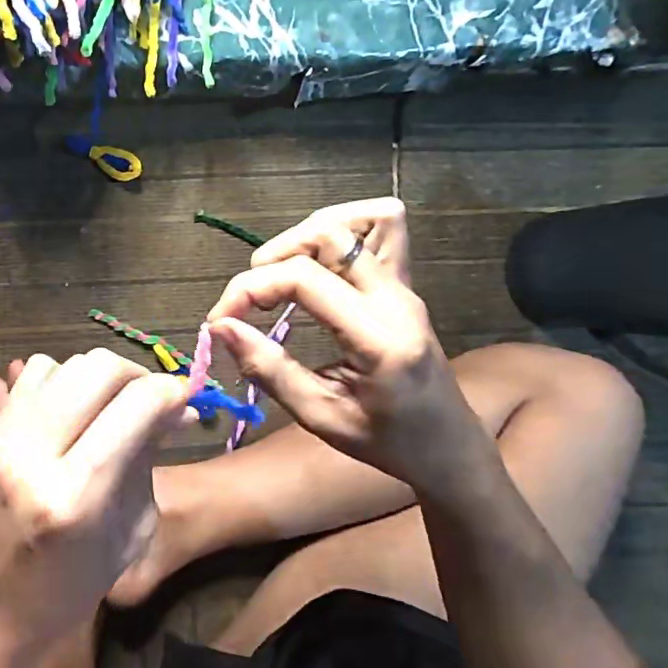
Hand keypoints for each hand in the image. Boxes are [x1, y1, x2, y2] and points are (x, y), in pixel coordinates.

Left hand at [0, 350, 189, 661]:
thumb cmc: (75, 584)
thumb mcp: (132, 526)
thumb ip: (150, 454)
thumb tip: (179, 403)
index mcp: (76, 495)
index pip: (136, 404)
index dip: (170, 392)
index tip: (183, 401)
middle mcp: (34, 454)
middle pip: (98, 367)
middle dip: (137, 376)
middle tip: (150, 401)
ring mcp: (4, 436)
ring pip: (67, 363)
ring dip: (100, 377)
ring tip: (112, 407)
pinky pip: (36, 373)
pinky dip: (65, 379)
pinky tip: (76, 410)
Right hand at [204, 198, 489, 489]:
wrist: (447, 445)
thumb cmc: (386, 441)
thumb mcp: (321, 417)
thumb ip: (269, 369)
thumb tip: (221, 328)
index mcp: (379, 339)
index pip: (304, 278)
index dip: (250, 289)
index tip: (221, 320)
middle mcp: (396, 299)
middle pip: (329, 236)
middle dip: (275, 256)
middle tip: (251, 297)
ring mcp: (404, 286)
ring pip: (359, 221)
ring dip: (306, 236)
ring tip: (280, 273)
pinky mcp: (403, 283)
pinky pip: (382, 228)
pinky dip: (342, 228)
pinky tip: (317, 258)